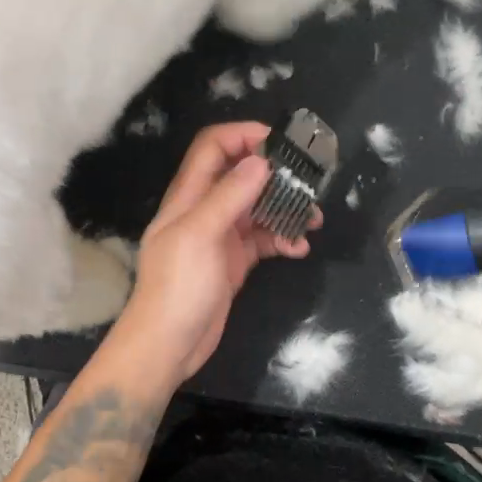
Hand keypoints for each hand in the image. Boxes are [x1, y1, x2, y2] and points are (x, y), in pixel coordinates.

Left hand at [105, 123, 318, 383]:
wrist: (167, 345)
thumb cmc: (177, 287)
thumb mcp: (200, 235)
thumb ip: (229, 196)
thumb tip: (261, 161)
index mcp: (188, 197)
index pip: (214, 148)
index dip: (244, 136)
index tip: (281, 143)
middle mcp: (204, 212)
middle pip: (242, 176)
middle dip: (276, 176)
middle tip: (311, 183)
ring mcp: (219, 239)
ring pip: (257, 210)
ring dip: (286, 210)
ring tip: (314, 220)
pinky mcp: (233, 264)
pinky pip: (263, 242)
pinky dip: (282, 240)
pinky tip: (299, 249)